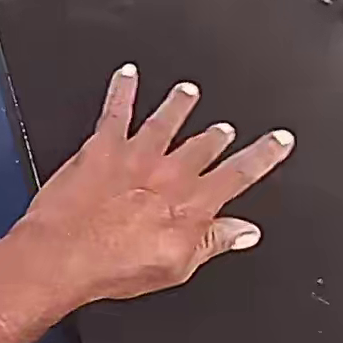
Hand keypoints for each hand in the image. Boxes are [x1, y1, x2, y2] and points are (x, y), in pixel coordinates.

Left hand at [7, 64, 293, 307]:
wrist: (64, 254)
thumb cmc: (112, 266)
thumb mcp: (176, 267)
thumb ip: (213, 243)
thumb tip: (243, 232)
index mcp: (191, 204)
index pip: (239, 174)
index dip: (263, 156)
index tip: (278, 141)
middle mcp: (168, 172)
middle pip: (203, 146)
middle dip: (217, 136)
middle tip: (225, 128)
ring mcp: (136, 155)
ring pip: (166, 121)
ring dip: (179, 105)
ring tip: (188, 92)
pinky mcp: (102, 147)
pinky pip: (116, 110)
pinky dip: (123, 89)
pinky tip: (127, 75)